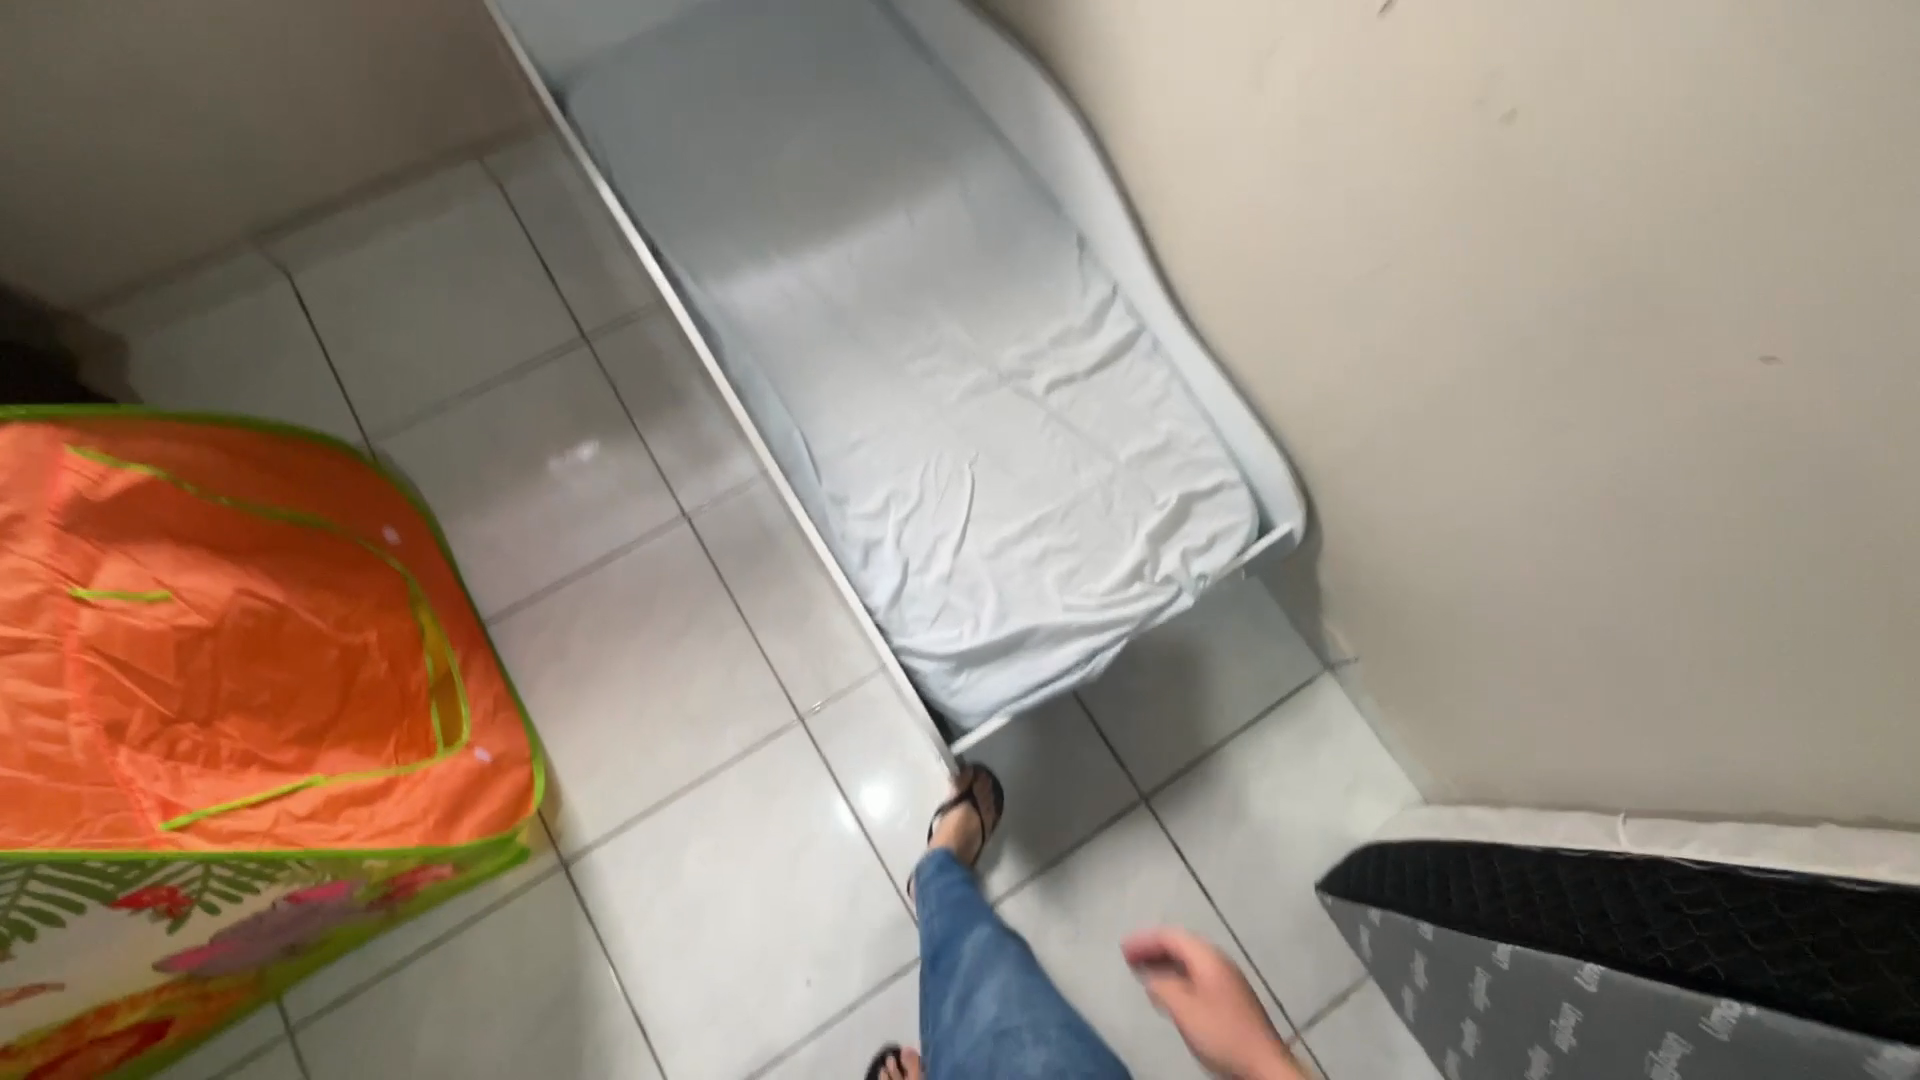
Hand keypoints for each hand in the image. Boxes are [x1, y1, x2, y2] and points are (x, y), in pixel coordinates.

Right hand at [1123, 927, 1303, 1079]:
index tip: (1124, 949)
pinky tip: (1168, 992)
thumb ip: (1162, 987)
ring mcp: (1226, 978)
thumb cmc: (1221, 1033)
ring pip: (1189, 961)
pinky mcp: (1229, 996)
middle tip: (1130, 958)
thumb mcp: (1184, 1009)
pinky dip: (1177, 977)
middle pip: (1180, 944)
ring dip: (1165, 963)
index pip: (1170, 936)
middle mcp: (1217, 961)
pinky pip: (1196, 975)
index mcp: (1207, 957)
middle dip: (1153, 949)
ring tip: (1144, 973)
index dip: (1145, 940)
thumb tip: (1149, 975)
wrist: (1263, 1065)